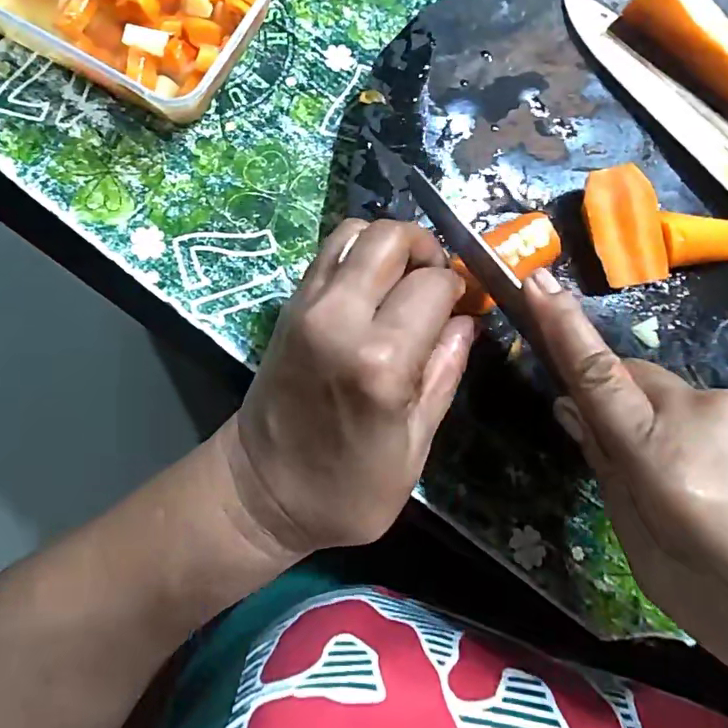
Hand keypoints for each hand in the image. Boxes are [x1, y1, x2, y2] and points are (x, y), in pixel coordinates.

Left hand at [225, 219, 475, 557]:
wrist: (260, 495)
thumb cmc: (348, 488)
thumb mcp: (415, 446)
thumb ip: (446, 371)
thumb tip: (467, 319)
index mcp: (381, 361)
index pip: (435, 283)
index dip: (458, 289)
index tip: (463, 307)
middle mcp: (340, 318)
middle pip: (392, 237)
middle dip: (426, 250)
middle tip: (435, 282)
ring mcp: (308, 305)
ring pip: (358, 231)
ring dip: (391, 244)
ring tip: (404, 279)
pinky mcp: (290, 303)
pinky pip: (331, 250)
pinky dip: (360, 252)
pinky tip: (373, 286)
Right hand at [520, 269, 727, 727]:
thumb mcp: (669, 577)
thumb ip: (617, 487)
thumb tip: (581, 419)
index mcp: (674, 460)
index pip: (598, 375)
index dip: (559, 325)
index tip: (534, 278)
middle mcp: (712, 411)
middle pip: (636, 383)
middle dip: (614, 406)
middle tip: (623, 469)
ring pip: (679, 403)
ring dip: (665, 434)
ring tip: (702, 510)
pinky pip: (720, 416)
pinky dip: (706, 442)